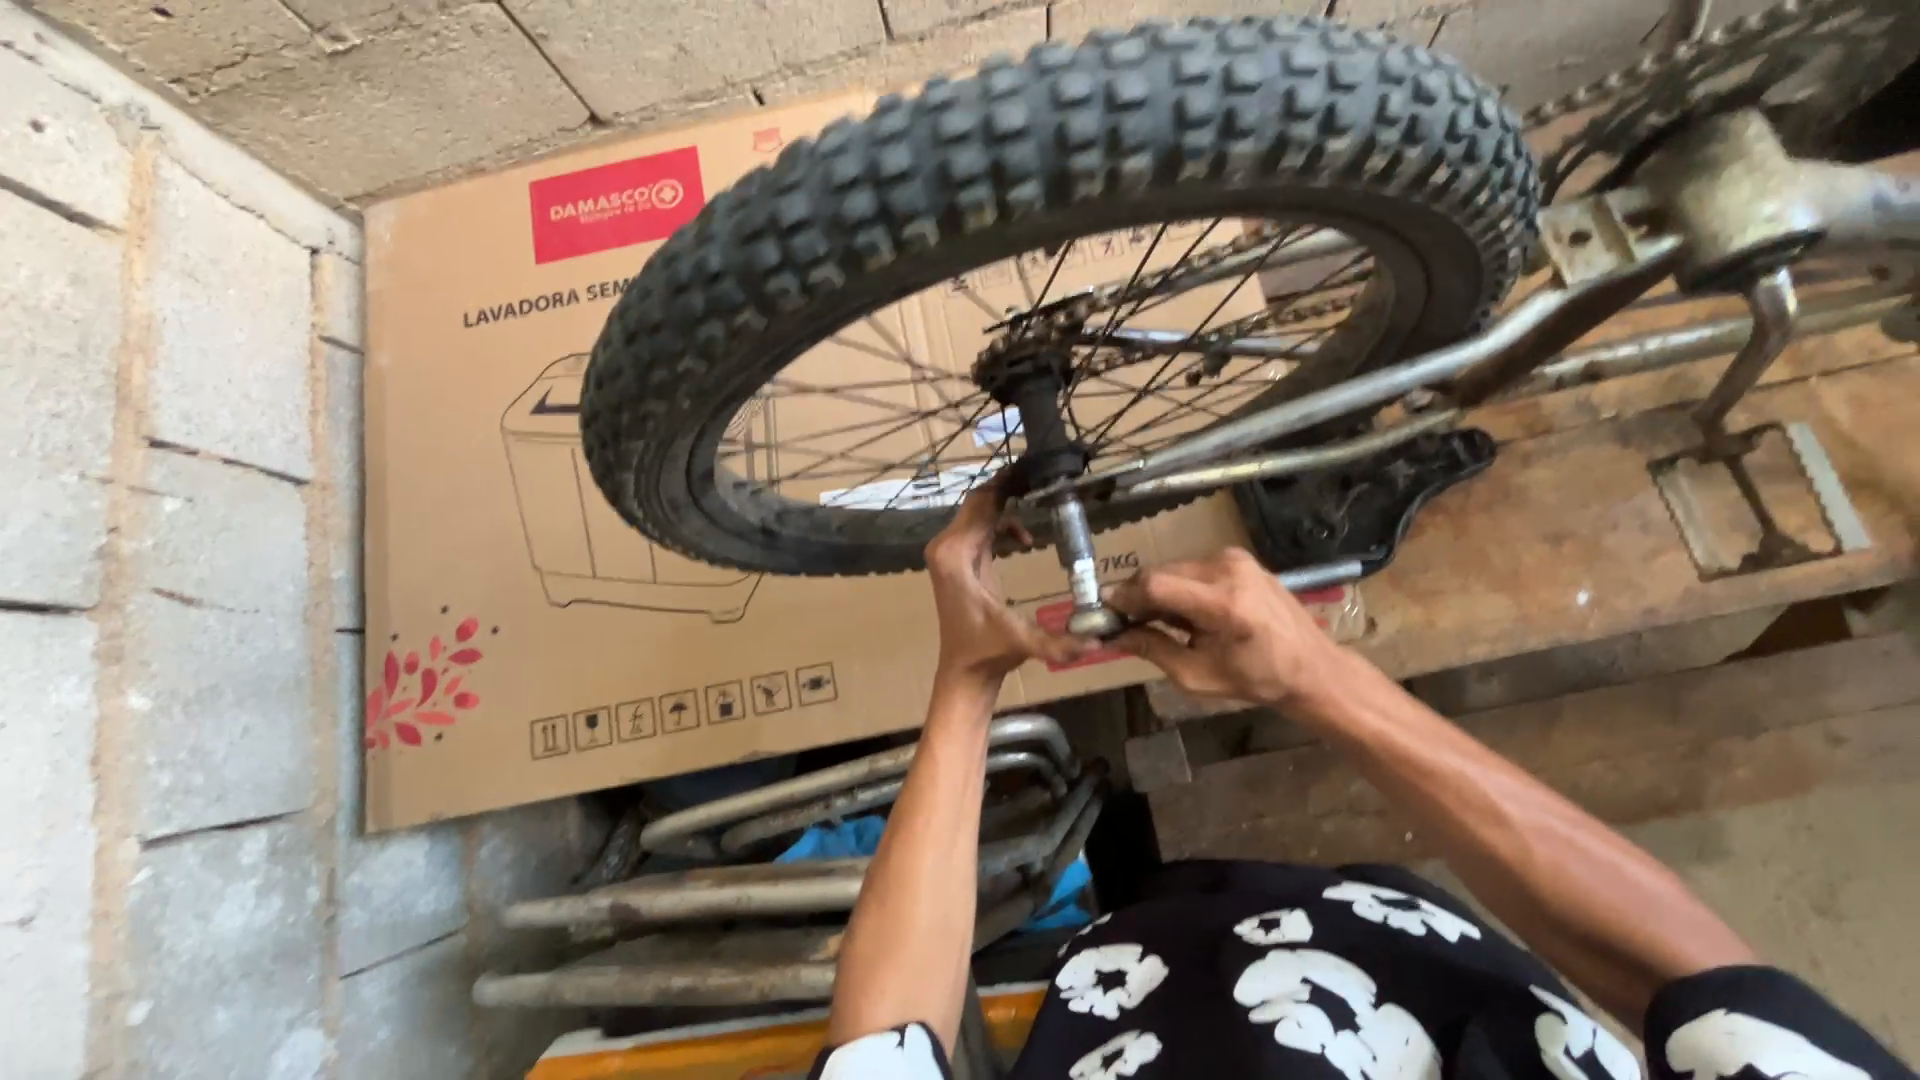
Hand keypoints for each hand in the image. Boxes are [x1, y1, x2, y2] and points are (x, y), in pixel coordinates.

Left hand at [925, 479, 1089, 685]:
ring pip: (978, 512)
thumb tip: (1098, 640)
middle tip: (1042, 476)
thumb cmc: (989, 653)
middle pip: (978, 502)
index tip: (1032, 466)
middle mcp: (946, 547)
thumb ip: (1058, 642)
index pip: (982, 504)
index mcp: (956, 555)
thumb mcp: (1023, 642)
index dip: (1006, 483)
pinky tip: (1024, 540)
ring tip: (1040, 501)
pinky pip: (978, 527)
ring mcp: (947, 553)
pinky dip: (1001, 524)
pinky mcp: (955, 560)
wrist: (965, 670)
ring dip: (1007, 506)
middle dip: (1009, 488)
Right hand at [1107, 547, 1343, 705]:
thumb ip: (1153, 649)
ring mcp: (1235, 558)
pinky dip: (1177, 586)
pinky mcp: (1238, 557)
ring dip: (1156, 591)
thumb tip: (1113, 635)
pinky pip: (1191, 567)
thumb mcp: (1198, 676)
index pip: (1156, 585)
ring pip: (1173, 568)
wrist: (1312, 666)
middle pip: (1160, 573)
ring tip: (1158, 622)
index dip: (1124, 597)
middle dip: (1136, 596)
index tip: (1104, 613)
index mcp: (1224, 603)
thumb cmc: (1257, 679)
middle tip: (1124, 622)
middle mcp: (1228, 570)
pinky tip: (1183, 612)